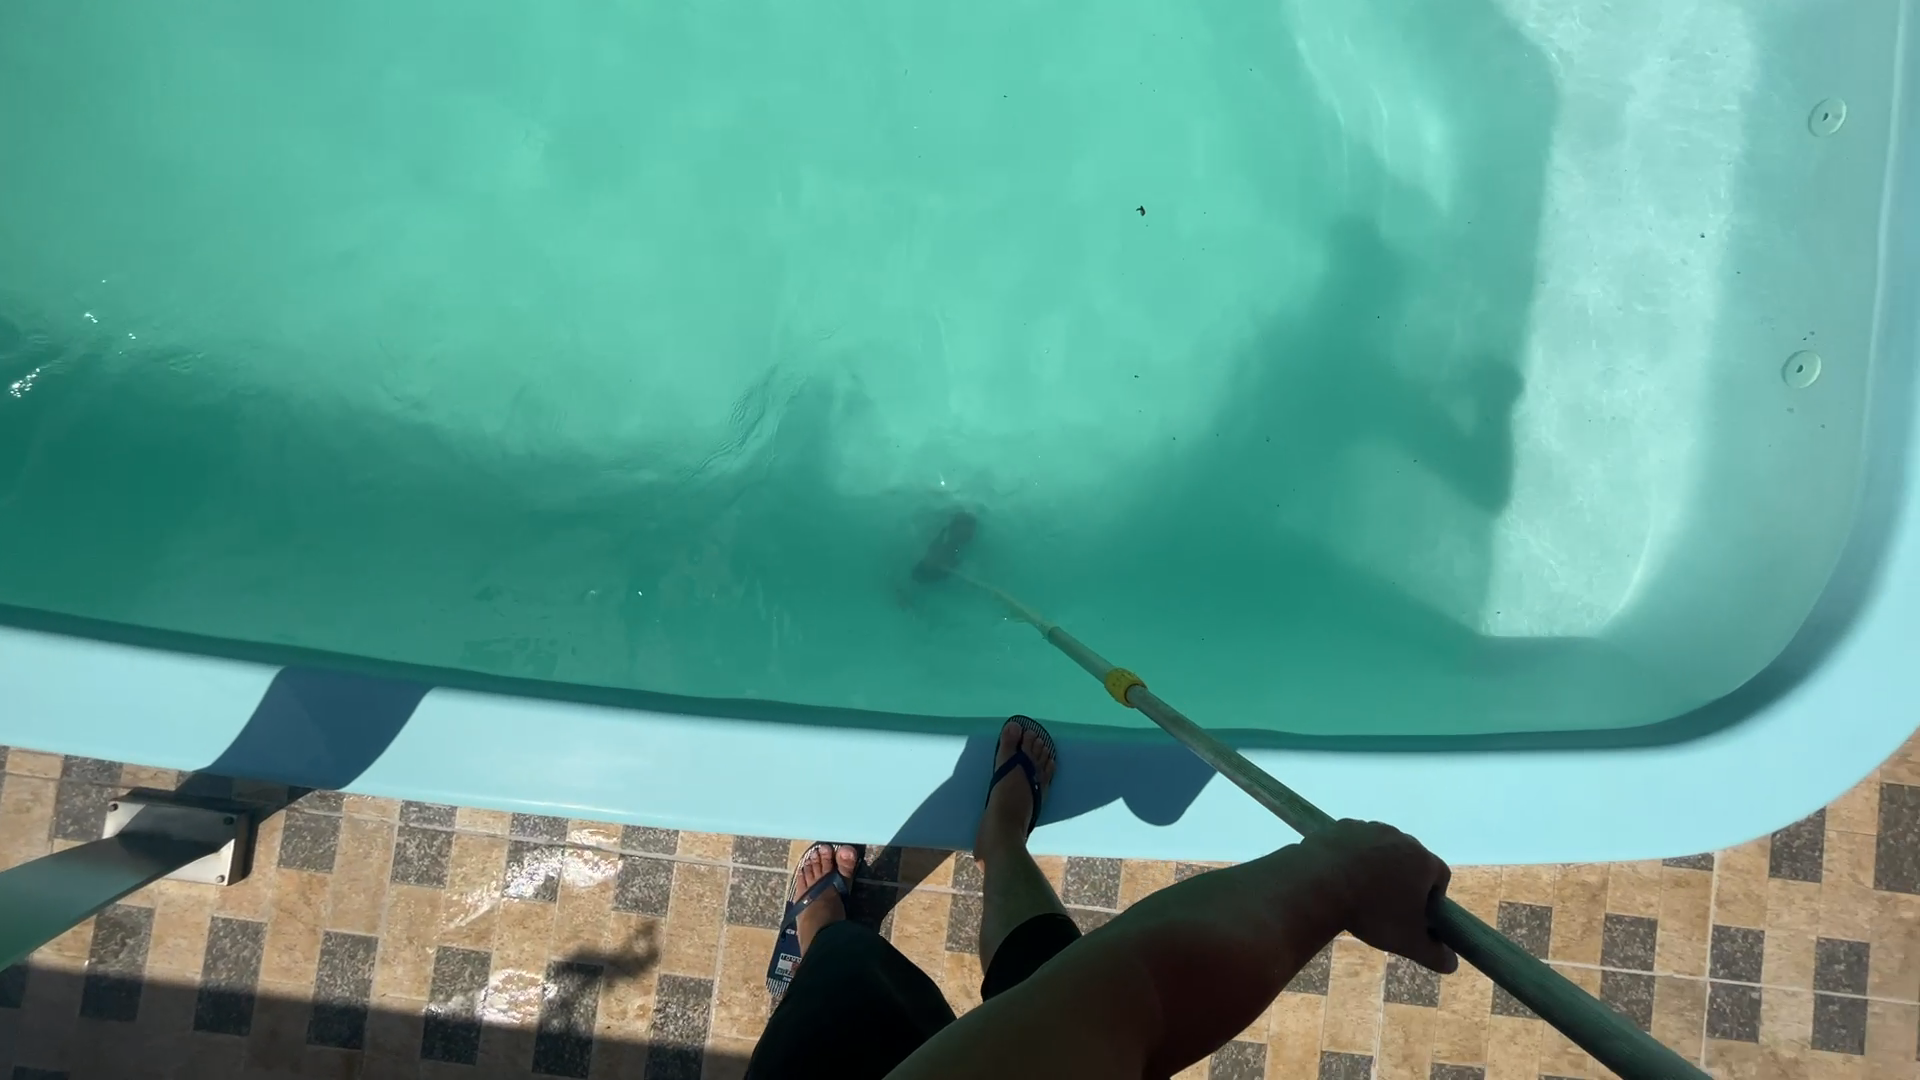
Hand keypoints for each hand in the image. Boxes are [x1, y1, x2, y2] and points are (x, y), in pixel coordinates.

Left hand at [1301, 819, 1456, 973]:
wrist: (1318, 884)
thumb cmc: (1372, 912)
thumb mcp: (1411, 944)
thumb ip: (1438, 955)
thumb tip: (1450, 961)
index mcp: (1421, 858)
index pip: (1439, 876)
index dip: (1432, 896)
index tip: (1416, 913)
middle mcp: (1396, 836)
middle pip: (1409, 859)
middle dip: (1404, 879)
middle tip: (1389, 903)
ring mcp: (1366, 827)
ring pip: (1380, 849)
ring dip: (1377, 865)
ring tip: (1361, 890)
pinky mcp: (1339, 826)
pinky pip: (1354, 842)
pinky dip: (1352, 855)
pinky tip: (1341, 875)